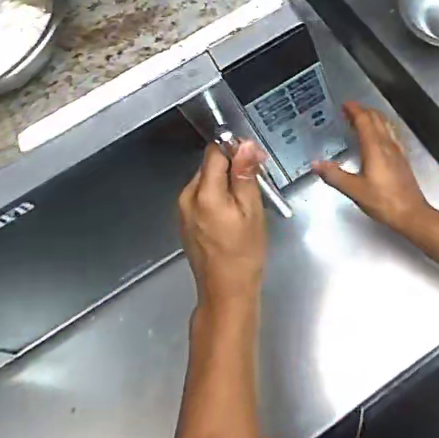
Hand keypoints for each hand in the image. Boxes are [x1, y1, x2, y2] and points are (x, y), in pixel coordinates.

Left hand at [177, 140, 267, 307]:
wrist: (225, 292)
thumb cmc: (243, 254)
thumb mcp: (252, 211)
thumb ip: (245, 175)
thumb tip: (245, 145)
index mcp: (204, 193)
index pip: (214, 152)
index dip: (235, 150)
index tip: (254, 160)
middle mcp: (187, 196)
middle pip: (209, 165)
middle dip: (232, 166)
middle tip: (255, 182)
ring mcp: (183, 209)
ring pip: (206, 180)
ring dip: (225, 182)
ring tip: (245, 202)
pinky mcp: (185, 219)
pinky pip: (201, 196)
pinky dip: (217, 196)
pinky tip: (232, 213)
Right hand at [314, 101, 431, 230]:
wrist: (412, 214)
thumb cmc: (384, 202)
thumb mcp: (354, 190)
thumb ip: (334, 175)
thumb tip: (316, 164)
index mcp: (375, 148)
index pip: (364, 121)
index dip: (354, 110)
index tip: (345, 104)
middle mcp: (387, 146)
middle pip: (376, 119)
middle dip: (362, 111)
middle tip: (349, 110)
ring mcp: (397, 152)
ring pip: (385, 126)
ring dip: (373, 118)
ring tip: (361, 119)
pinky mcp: (402, 160)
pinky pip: (390, 136)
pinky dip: (381, 129)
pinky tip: (378, 138)